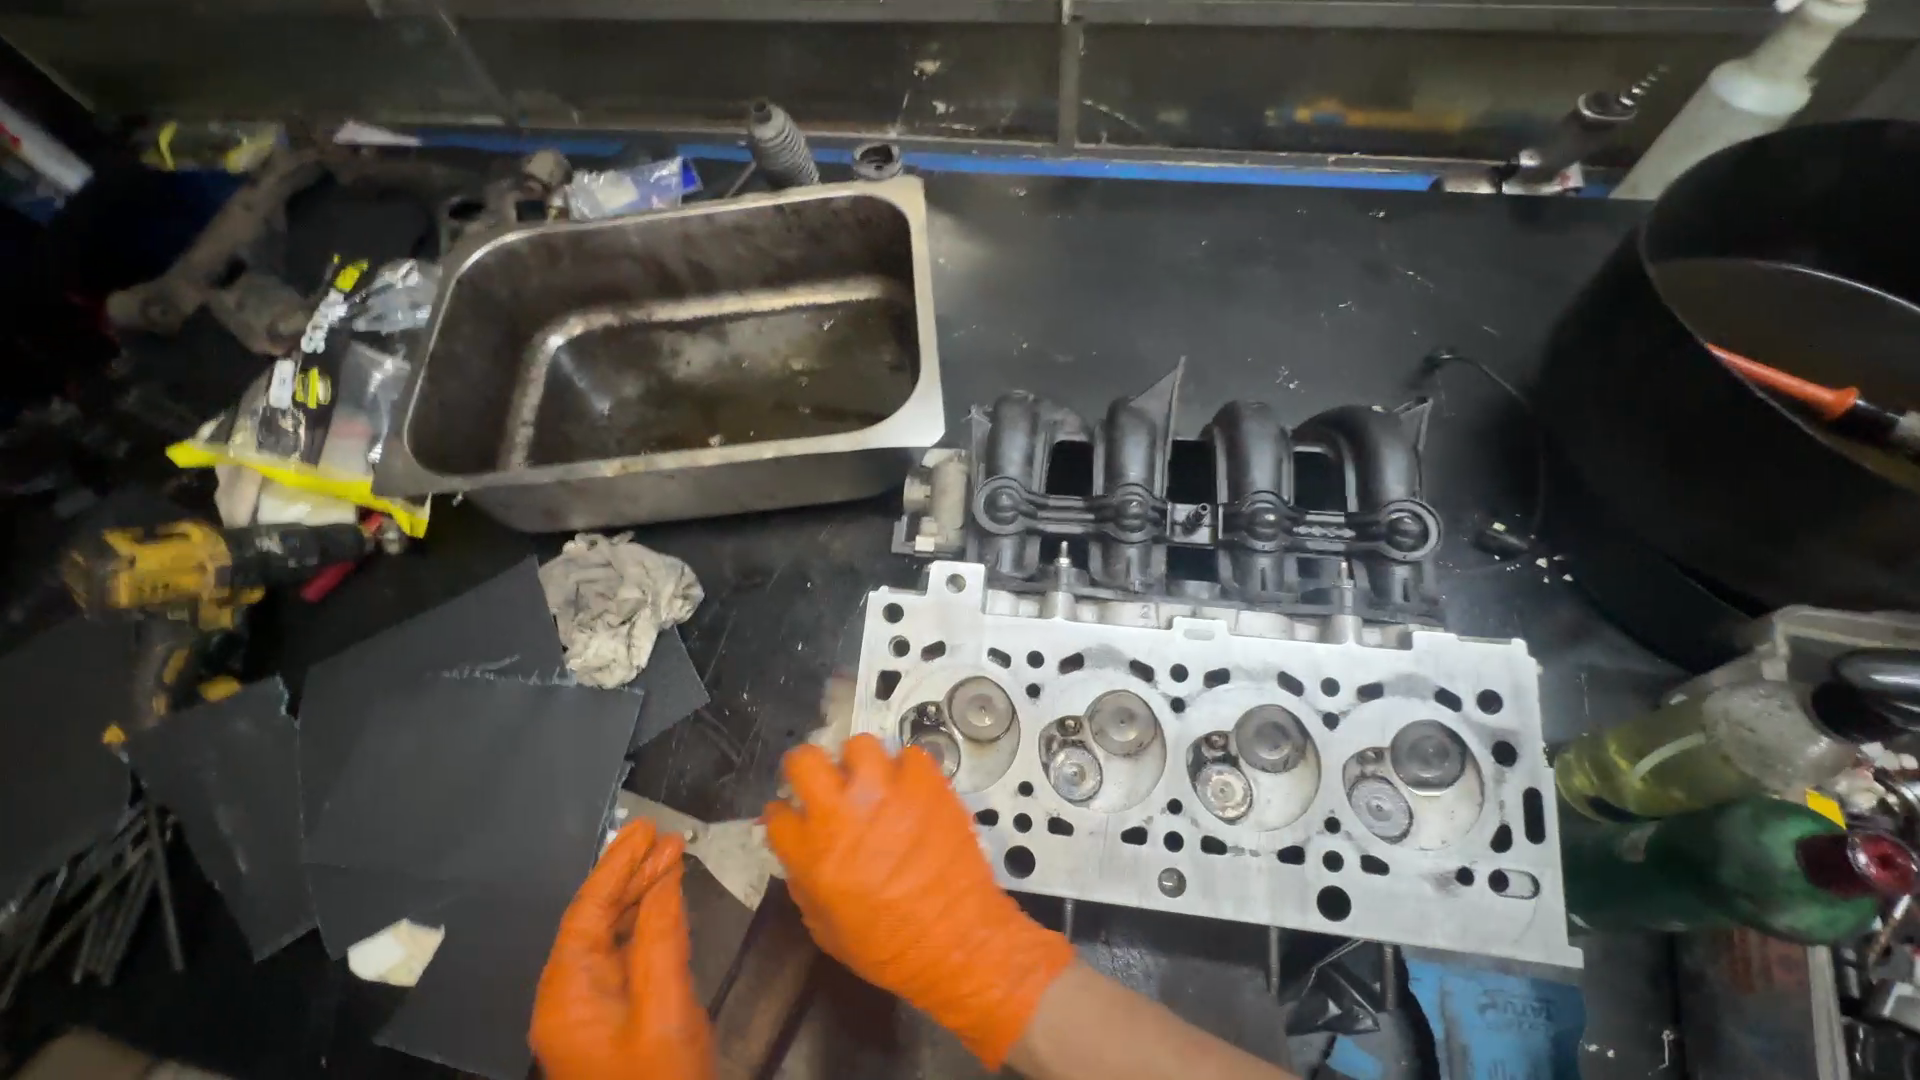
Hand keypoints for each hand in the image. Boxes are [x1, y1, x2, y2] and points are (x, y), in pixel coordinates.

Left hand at [530, 821, 713, 1079]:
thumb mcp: (665, 1007)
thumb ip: (663, 937)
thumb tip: (666, 877)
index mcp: (567, 993)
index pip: (587, 911)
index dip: (616, 865)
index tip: (645, 827)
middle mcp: (569, 997)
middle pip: (595, 919)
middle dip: (631, 874)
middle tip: (665, 834)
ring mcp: (591, 1012)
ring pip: (611, 936)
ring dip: (642, 895)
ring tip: (673, 856)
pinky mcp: (614, 1022)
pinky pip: (624, 958)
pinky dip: (647, 924)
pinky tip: (668, 903)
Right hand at [764, 734, 1075, 1067]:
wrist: (953, 941)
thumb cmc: (887, 946)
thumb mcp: (824, 926)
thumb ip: (805, 880)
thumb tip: (801, 855)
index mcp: (811, 851)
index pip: (777, 812)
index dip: (785, 813)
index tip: (795, 815)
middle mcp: (842, 812)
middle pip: (804, 760)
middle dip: (809, 767)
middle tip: (826, 781)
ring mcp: (886, 791)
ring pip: (860, 744)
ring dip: (862, 763)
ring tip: (874, 782)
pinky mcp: (926, 783)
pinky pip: (911, 755)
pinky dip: (908, 770)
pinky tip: (912, 791)